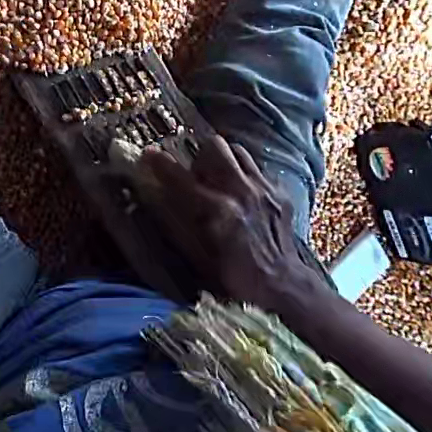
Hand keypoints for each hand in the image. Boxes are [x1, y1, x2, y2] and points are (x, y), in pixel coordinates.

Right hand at [125, 135, 335, 315]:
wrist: (282, 285)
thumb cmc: (238, 276)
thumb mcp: (202, 254)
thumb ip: (185, 222)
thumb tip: (164, 199)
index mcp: (218, 209)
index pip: (181, 177)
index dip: (160, 163)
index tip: (148, 153)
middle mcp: (241, 191)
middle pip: (215, 147)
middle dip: (199, 155)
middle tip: (195, 173)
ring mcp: (263, 189)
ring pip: (238, 152)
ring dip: (224, 159)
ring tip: (218, 177)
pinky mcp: (279, 193)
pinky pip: (256, 169)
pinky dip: (244, 174)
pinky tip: (242, 193)